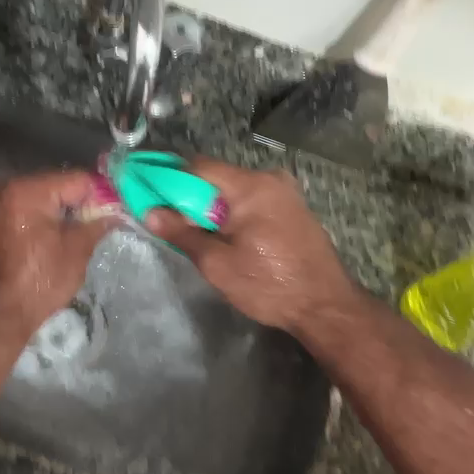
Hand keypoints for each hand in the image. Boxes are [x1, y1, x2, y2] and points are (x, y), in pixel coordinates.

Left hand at [0, 171, 112, 342]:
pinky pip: (24, 206)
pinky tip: (54, 233)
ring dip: (60, 208)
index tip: (115, 211)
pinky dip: (41, 215)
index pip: (77, 180)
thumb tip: (116, 211)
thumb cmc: (39, 283)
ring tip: (78, 229)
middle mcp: (6, 188)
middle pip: (56, 183)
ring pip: (40, 194)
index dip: (100, 195)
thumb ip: (97, 223)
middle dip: (79, 201)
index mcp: (27, 191)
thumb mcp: (76, 251)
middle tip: (98, 222)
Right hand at [147, 160, 359, 334]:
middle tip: (169, 221)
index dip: (169, 177)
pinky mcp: (292, 208)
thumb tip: (150, 212)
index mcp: (251, 186)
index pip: (198, 166)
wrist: (326, 307)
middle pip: (216, 177)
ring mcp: (285, 192)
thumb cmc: (270, 286)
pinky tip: (225, 237)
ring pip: (233, 190)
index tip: (147, 193)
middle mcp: (269, 179)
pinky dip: (232, 212)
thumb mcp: (218, 264)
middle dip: (189, 196)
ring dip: (211, 207)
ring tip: (196, 234)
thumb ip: (183, 234)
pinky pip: (251, 200)